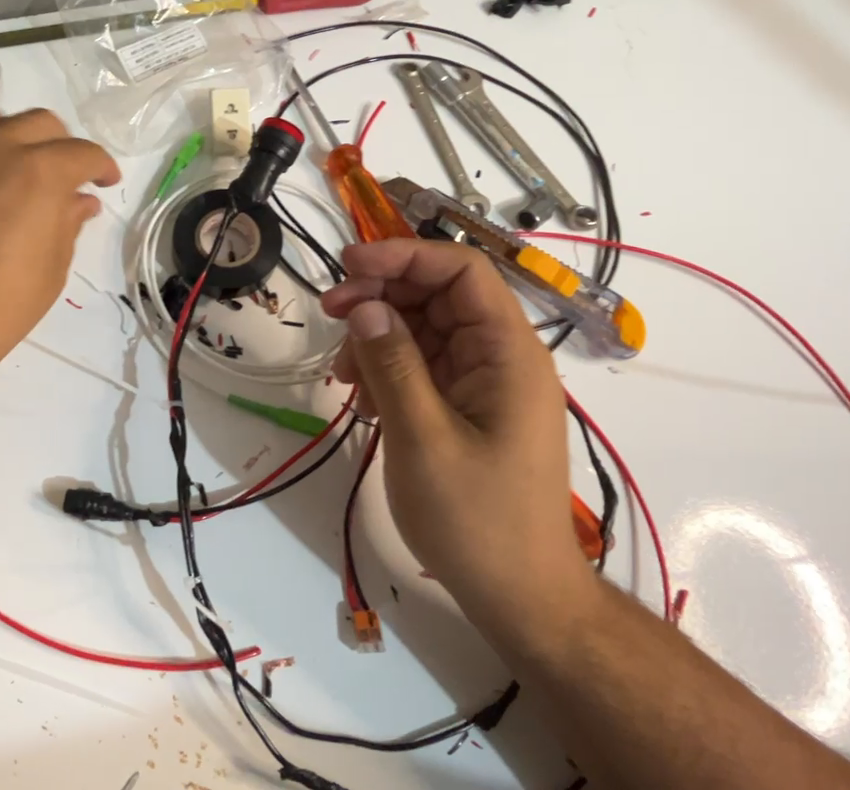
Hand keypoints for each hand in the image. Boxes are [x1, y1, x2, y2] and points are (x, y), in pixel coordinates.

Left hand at [0, 107, 119, 388]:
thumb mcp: (50, 270)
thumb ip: (68, 224)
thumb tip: (79, 201)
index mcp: (38, 172)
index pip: (82, 152)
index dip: (101, 167)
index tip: (105, 183)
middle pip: (40, 124)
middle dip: (61, 146)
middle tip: (63, 178)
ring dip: (13, 137)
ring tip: (14, 168)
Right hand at [322, 239, 594, 629]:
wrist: (519, 594)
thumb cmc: (477, 519)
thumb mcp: (423, 438)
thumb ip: (393, 365)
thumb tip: (366, 306)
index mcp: (508, 353)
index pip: (462, 271)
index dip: (404, 256)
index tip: (347, 267)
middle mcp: (502, 357)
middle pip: (439, 295)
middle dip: (382, 296)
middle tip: (330, 315)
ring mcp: (486, 383)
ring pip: (426, 329)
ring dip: (379, 337)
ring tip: (341, 372)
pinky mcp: (469, 408)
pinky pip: (425, 366)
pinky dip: (388, 369)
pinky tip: (362, 397)